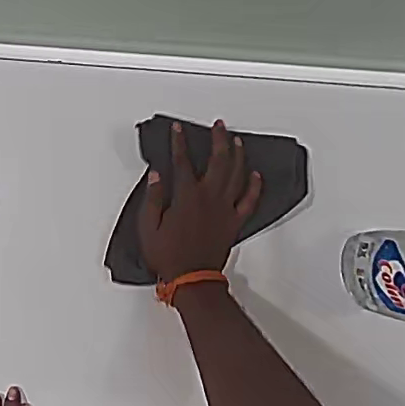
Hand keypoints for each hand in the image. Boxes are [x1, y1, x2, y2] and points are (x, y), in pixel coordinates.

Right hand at [139, 120, 263, 281]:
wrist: (191, 278)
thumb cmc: (169, 255)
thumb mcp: (148, 226)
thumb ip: (153, 198)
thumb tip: (156, 176)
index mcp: (186, 197)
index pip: (182, 162)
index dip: (180, 143)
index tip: (178, 130)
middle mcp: (209, 198)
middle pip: (218, 160)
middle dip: (218, 139)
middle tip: (218, 126)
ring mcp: (225, 209)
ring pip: (237, 174)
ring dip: (237, 154)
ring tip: (235, 141)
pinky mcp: (234, 222)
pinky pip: (250, 200)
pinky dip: (255, 185)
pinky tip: (255, 174)